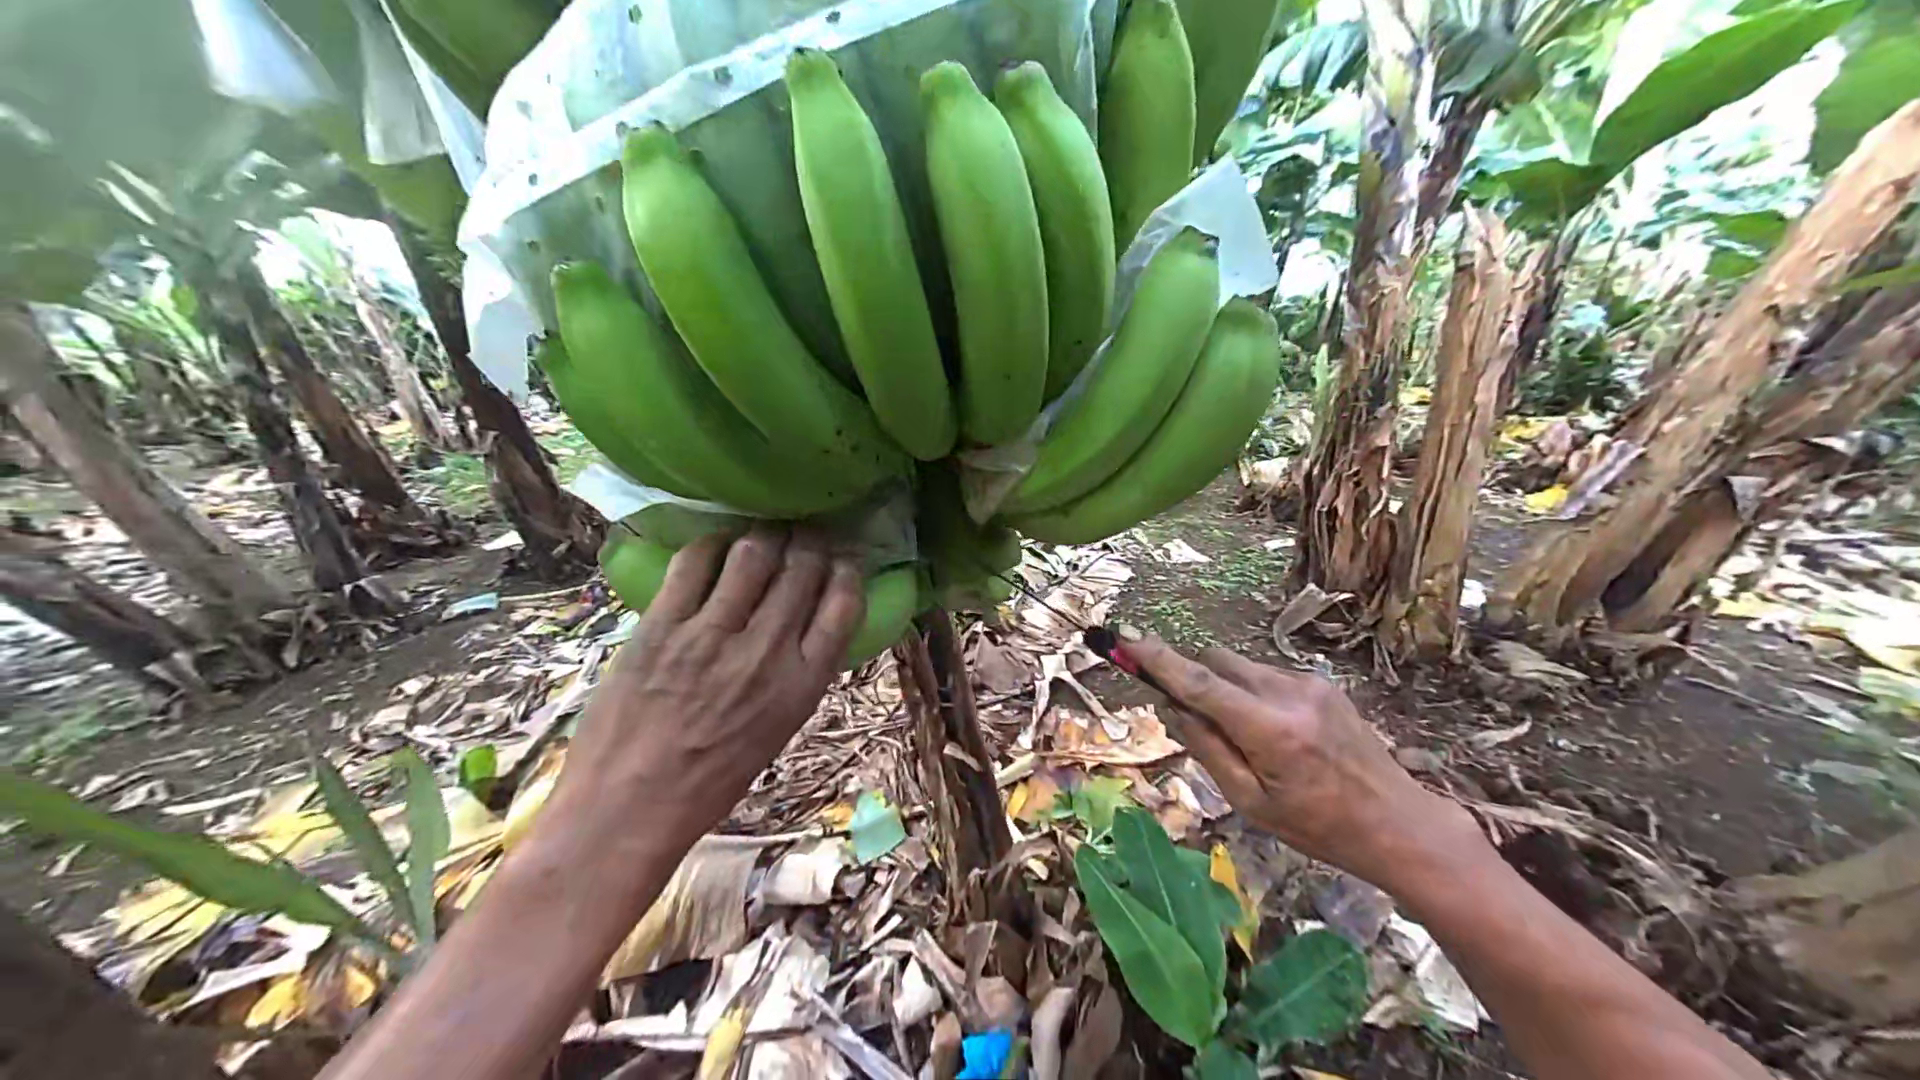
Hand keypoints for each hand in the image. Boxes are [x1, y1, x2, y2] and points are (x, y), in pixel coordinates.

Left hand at [544, 527, 865, 859]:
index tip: (843, 561)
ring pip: (753, 555)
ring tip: (766, 533)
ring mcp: (711, 634)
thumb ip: (797, 672)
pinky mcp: (662, 625)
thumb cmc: (710, 781)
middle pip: (802, 569)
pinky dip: (712, 544)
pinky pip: (694, 564)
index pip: (844, 604)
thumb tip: (805, 623)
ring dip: (767, 535)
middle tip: (805, 534)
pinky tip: (717, 545)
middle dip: (810, 542)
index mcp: (801, 684)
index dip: (848, 571)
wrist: (628, 808)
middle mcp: (766, 651)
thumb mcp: (778, 728)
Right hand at [1119, 638, 1480, 888]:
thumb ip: (1206, 748)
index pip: (1200, 683)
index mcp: (1270, 730)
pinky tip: (1275, 733)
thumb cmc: (1320, 828)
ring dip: (1224, 688)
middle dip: (1193, 678)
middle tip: (1192, 717)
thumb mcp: (1251, 802)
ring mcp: (1310, 683)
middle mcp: (1289, 693)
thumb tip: (1170, 705)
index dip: (1157, 659)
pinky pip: (1265, 674)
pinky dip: (1250, 693)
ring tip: (1245, 738)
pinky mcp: (1323, 683)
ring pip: (1240, 666)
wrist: (1402, 825)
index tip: (1125, 638)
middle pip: (1216, 661)